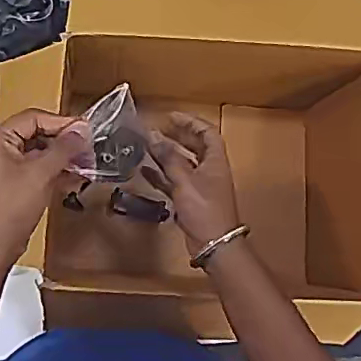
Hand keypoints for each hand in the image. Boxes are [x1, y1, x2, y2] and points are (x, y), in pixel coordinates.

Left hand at [0, 109, 89, 269]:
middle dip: (63, 141)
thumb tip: (81, 131)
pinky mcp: (11, 187)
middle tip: (87, 146)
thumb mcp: (41, 174)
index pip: (33, 118)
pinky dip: (54, 172)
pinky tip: (74, 177)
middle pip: (36, 135)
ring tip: (85, 162)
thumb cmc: (7, 210)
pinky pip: (36, 171)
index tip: (84, 129)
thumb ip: (63, 149)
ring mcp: (3, 170)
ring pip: (38, 154)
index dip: (61, 122)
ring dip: (62, 157)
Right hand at [142, 112, 242, 250]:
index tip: (171, 117)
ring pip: (183, 164)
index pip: (207, 133)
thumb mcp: (185, 181)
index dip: (190, 122)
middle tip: (158, 129)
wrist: (214, 244)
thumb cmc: (204, 209)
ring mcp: (201, 186)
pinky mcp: (190, 200)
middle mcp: (210, 170)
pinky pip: (174, 182)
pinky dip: (162, 175)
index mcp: (215, 161)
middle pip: (195, 147)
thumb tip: (152, 135)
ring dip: (167, 155)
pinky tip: (145, 170)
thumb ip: (168, 158)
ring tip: (148, 145)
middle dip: (178, 136)